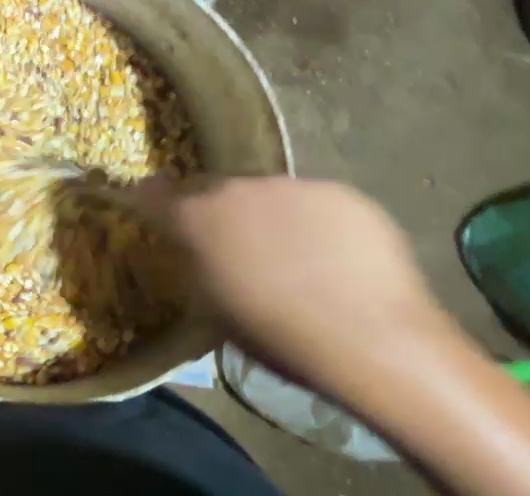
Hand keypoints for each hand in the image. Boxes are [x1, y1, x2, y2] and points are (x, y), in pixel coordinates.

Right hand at [155, 176, 455, 389]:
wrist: (379, 343)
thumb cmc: (282, 338)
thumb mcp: (215, 308)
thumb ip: (196, 267)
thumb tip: (194, 254)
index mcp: (196, 217)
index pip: (153, 194)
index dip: (150, 201)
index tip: (152, 209)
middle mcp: (235, 188)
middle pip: (217, 192)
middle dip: (221, 215)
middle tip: (241, 249)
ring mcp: (290, 186)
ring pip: (269, 196)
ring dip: (272, 217)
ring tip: (299, 257)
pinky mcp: (340, 192)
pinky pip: (316, 202)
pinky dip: (318, 222)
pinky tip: (338, 258)